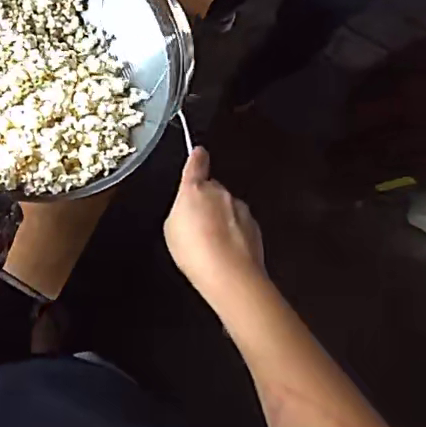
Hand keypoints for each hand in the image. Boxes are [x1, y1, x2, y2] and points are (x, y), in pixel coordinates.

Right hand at [163, 147, 265, 291]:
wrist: (229, 275)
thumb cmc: (194, 250)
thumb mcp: (171, 227)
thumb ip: (180, 209)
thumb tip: (188, 209)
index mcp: (194, 189)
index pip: (196, 164)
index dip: (196, 157)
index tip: (199, 151)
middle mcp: (220, 194)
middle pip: (212, 190)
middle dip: (205, 202)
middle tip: (194, 224)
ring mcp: (240, 210)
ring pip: (227, 208)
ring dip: (219, 219)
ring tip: (208, 243)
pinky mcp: (254, 228)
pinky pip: (239, 225)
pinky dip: (232, 233)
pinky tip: (223, 251)